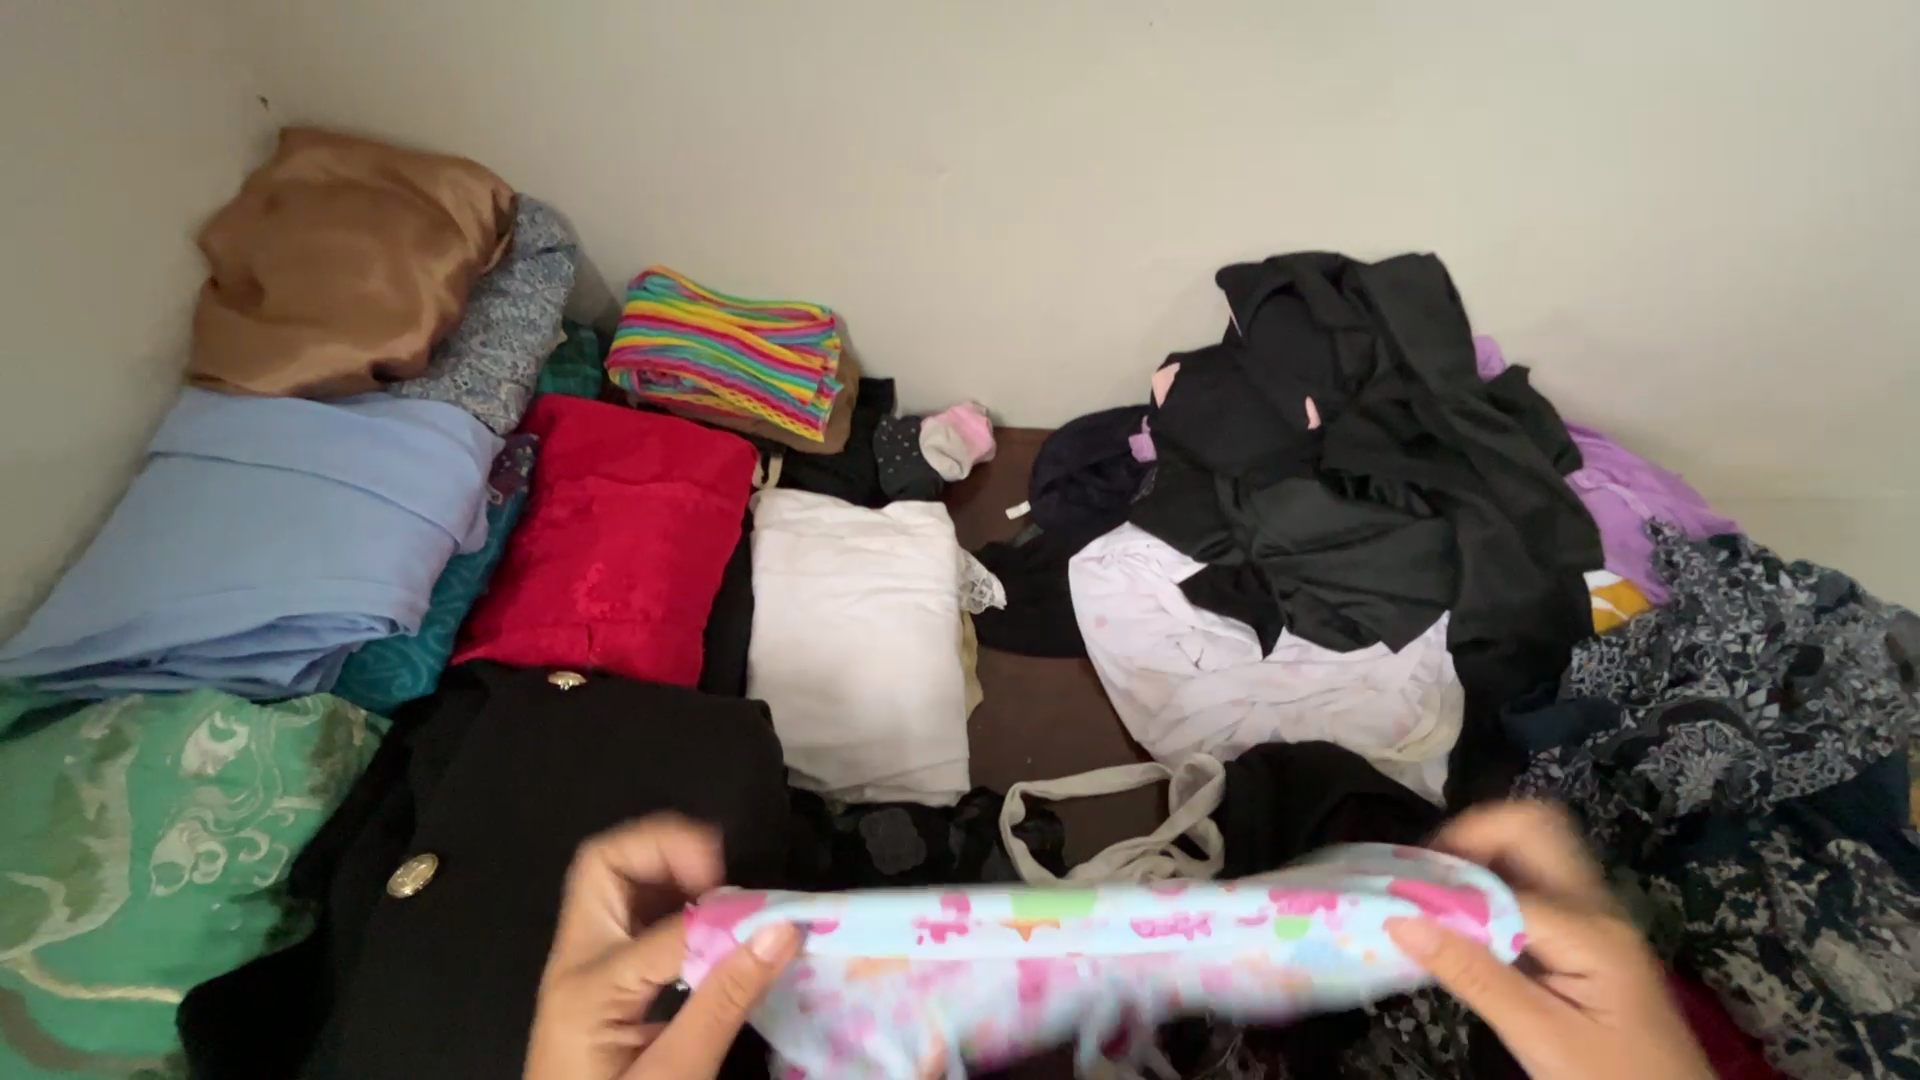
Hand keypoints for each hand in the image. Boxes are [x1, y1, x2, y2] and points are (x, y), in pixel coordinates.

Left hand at [525, 815, 803, 1079]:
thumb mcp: (674, 1079)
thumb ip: (727, 1000)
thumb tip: (783, 928)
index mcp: (586, 987)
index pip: (668, 928)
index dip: (727, 919)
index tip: (776, 920)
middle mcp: (574, 960)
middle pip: (605, 863)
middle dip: (667, 848)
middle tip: (720, 871)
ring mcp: (581, 964)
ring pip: (616, 877)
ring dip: (670, 866)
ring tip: (719, 888)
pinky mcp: (597, 976)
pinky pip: (629, 906)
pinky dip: (670, 894)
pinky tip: (705, 918)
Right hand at [1385, 801, 1713, 1079]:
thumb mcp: (1541, 1038)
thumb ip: (1471, 974)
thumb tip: (1397, 918)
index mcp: (1588, 929)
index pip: (1498, 881)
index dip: (1443, 884)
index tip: (1396, 899)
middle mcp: (1595, 905)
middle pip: (1530, 825)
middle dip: (1469, 835)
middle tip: (1428, 875)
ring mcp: (1594, 914)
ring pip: (1530, 844)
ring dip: (1478, 853)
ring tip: (1439, 889)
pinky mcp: (1585, 930)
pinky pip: (1532, 876)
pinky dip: (1490, 877)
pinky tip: (1466, 915)